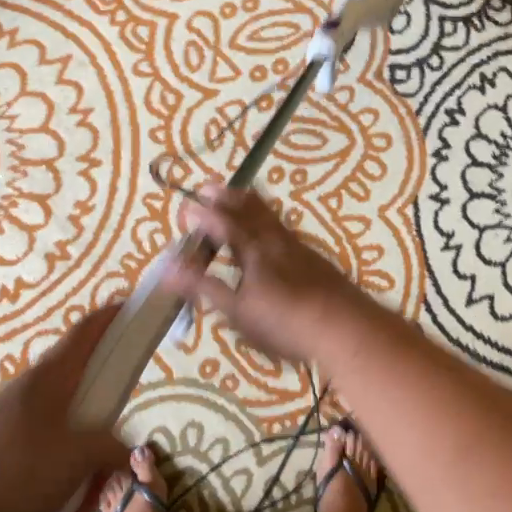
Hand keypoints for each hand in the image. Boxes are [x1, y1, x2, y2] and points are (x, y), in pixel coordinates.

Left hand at [0, 304, 130, 511]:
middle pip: (89, 406)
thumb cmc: (7, 476)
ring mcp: (16, 437)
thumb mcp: (75, 457)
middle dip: (106, 450)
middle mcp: (34, 400)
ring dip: (80, 493)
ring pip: (70, 455)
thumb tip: (127, 453)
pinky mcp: (2, 473)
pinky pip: (45, 484)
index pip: (87, 332)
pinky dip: (55, 511)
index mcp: (50, 380)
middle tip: (114, 478)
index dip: (115, 317)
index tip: (139, 310)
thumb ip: (111, 448)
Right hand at [163, 186, 371, 362]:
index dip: (203, 215)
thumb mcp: (238, 310)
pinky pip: (284, 228)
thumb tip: (166, 267)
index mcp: (254, 250)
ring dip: (249, 203)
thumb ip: (204, 286)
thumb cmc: (285, 322)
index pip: (223, 223)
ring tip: (239, 195)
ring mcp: (297, 247)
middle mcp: (275, 240)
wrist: (344, 325)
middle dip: (227, 197)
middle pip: (250, 209)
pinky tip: (271, 230)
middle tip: (208, 186)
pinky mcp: (313, 258)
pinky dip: (269, 219)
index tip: (185, 207)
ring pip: (270, 216)